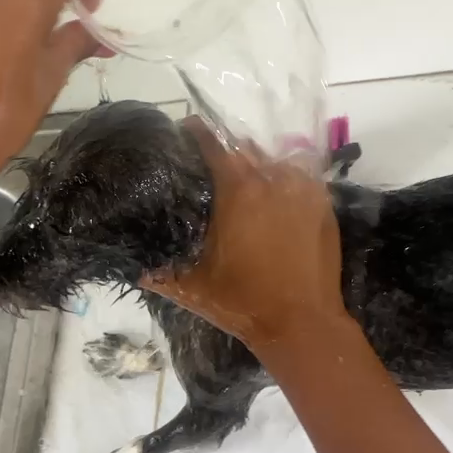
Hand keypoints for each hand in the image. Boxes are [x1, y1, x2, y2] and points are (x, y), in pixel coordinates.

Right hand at [144, 117, 345, 350]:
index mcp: (238, 191)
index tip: (182, 131)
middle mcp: (273, 179)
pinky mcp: (322, 203)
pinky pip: (297, 178)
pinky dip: (279, 182)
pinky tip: (268, 201)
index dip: (195, 134)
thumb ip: (157, 273)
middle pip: (243, 148)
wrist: (300, 321)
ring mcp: (303, 188)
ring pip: (272, 161)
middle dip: (223, 152)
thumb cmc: (241, 302)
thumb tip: (130, 266)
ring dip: (253, 166)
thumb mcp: (190, 288)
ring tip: (237, 184)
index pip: (213, 145)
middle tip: (205, 167)